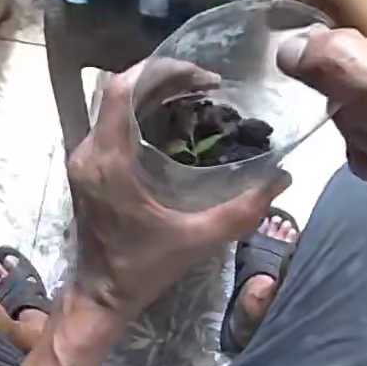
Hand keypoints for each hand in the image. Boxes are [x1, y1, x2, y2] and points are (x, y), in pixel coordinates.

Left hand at [66, 61, 289, 320]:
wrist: (100, 295)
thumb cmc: (143, 269)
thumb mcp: (197, 240)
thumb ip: (242, 211)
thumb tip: (283, 177)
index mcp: (109, 164)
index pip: (121, 91)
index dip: (160, 70)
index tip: (201, 76)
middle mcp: (89, 153)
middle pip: (117, 91)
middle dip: (162, 76)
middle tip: (206, 82)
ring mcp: (83, 159)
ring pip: (111, 104)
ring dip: (151, 90)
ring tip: (194, 92)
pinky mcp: (86, 167)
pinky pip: (110, 121)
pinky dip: (139, 109)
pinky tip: (171, 117)